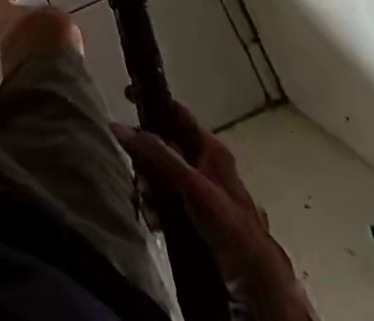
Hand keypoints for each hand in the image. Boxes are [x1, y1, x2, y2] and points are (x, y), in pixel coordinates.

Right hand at [113, 102, 315, 320]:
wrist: (255, 278)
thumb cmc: (228, 223)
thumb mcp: (190, 183)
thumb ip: (157, 154)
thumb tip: (118, 126)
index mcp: (210, 148)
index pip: (176, 112)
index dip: (153, 101)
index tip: (126, 95)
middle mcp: (205, 162)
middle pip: (162, 145)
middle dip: (146, 161)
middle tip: (140, 178)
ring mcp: (200, 188)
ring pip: (160, 174)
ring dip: (149, 190)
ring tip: (151, 210)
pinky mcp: (195, 211)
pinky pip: (165, 198)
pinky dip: (157, 207)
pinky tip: (157, 222)